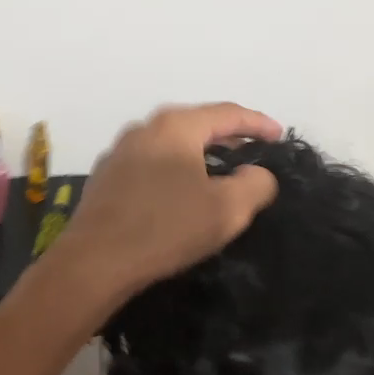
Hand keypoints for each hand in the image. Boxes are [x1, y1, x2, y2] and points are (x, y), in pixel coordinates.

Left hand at [56, 103, 282, 295]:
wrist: (95, 261)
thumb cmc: (166, 228)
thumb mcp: (227, 209)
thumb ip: (255, 184)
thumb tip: (257, 174)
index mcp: (175, 126)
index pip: (227, 113)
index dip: (258, 124)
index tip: (279, 137)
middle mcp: (143, 129)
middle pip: (196, 124)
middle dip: (227, 137)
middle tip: (252, 153)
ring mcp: (118, 153)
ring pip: (170, 144)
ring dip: (198, 155)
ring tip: (219, 173)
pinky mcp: (105, 179)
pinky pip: (150, 164)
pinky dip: (173, 170)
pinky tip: (179, 193)